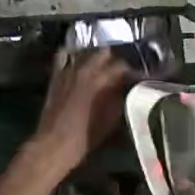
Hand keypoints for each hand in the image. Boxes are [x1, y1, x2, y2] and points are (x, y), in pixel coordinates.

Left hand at [28, 50, 129, 175]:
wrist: (56, 142)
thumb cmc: (88, 135)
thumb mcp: (112, 116)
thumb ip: (120, 96)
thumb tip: (125, 87)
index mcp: (104, 79)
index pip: (123, 66)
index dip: (133, 71)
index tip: (138, 77)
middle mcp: (87, 69)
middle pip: (105, 53)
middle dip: (114, 60)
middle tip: (120, 71)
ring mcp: (69, 69)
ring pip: (86, 52)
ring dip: (96, 58)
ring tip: (102, 66)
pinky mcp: (56, 74)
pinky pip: (63, 55)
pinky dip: (73, 56)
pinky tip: (78, 62)